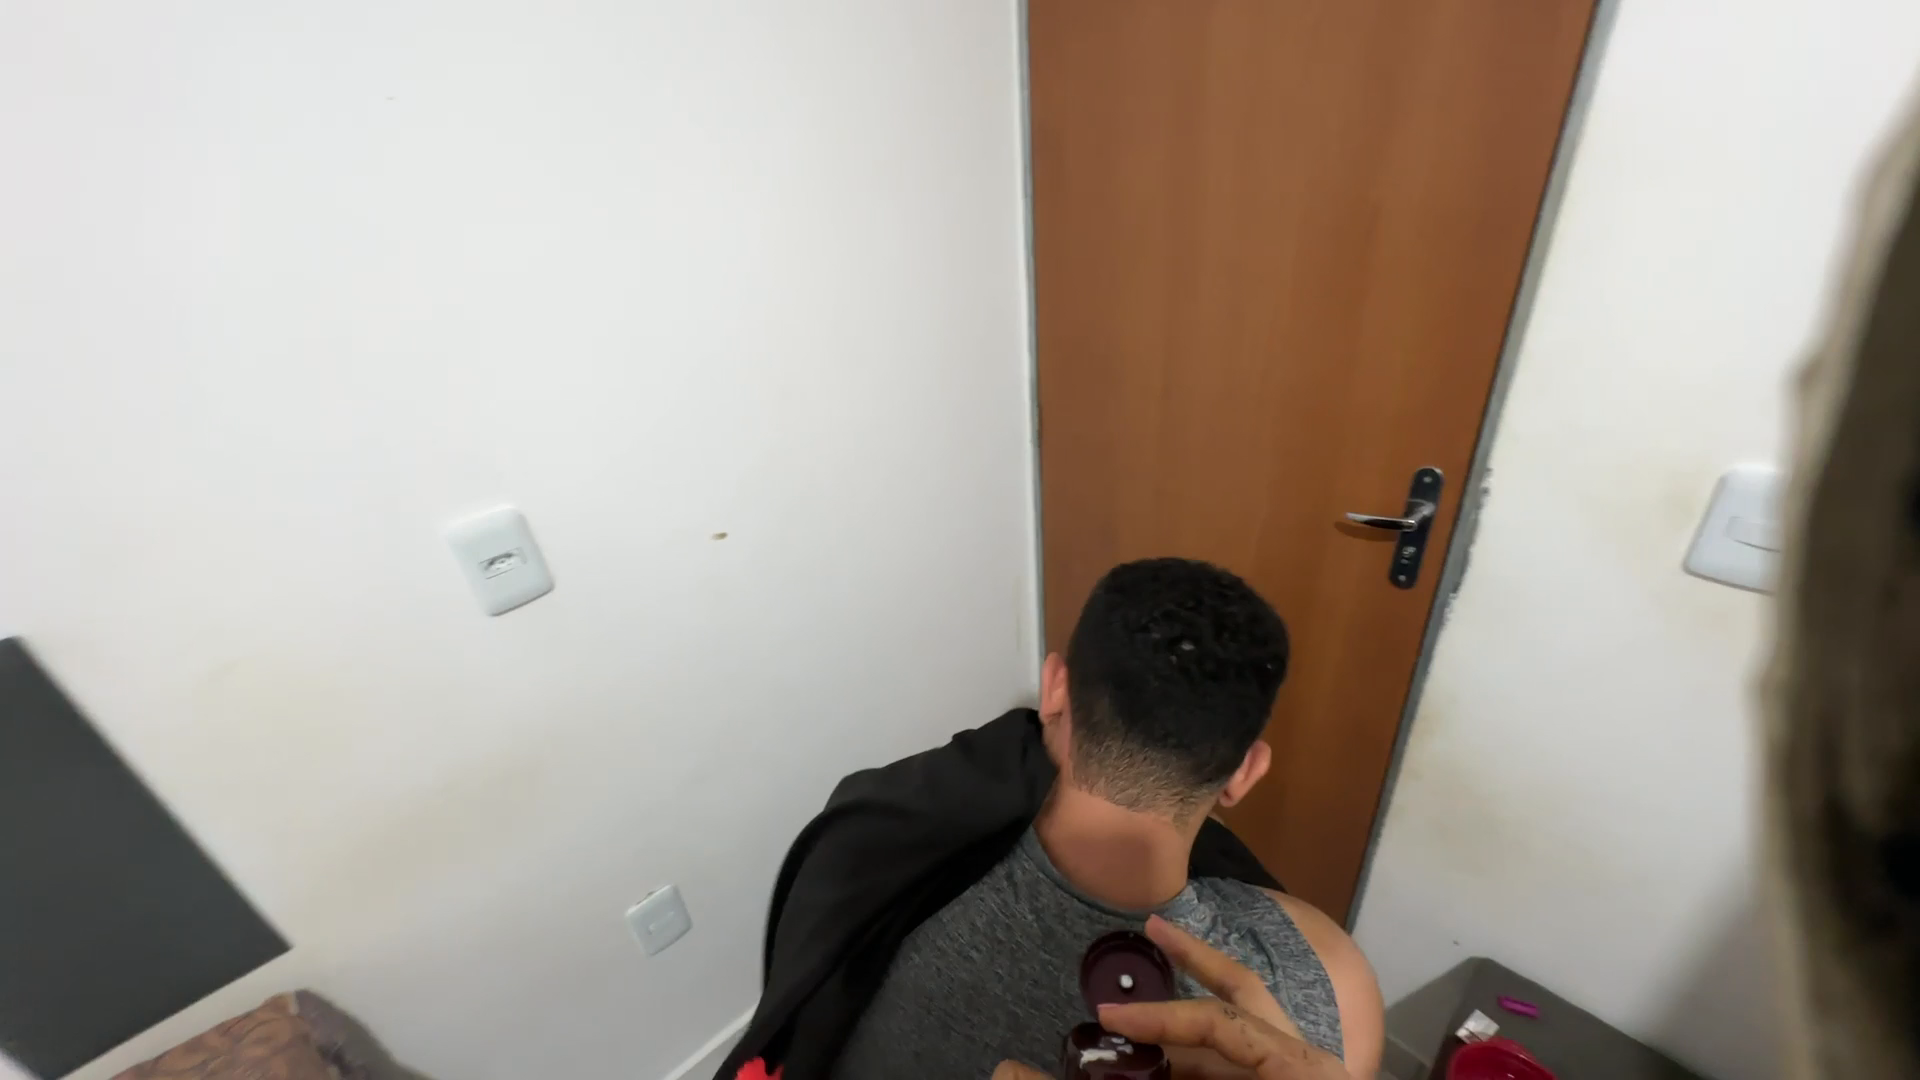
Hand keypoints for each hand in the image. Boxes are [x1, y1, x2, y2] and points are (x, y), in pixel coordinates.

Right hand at [992, 916, 1346, 1079]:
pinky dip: (1196, 1058)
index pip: (1220, 1019)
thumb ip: (1134, 1079)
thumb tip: (1015, 1073)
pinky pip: (1236, 1066)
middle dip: (1193, 960)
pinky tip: (1159, 1065)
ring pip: (1239, 1033)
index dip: (1157, 1015)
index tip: (1105, 1015)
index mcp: (1301, 1071)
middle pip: (1242, 995)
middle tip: (1151, 927)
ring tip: (1135, 1013)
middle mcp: (1308, 1069)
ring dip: (1183, 1022)